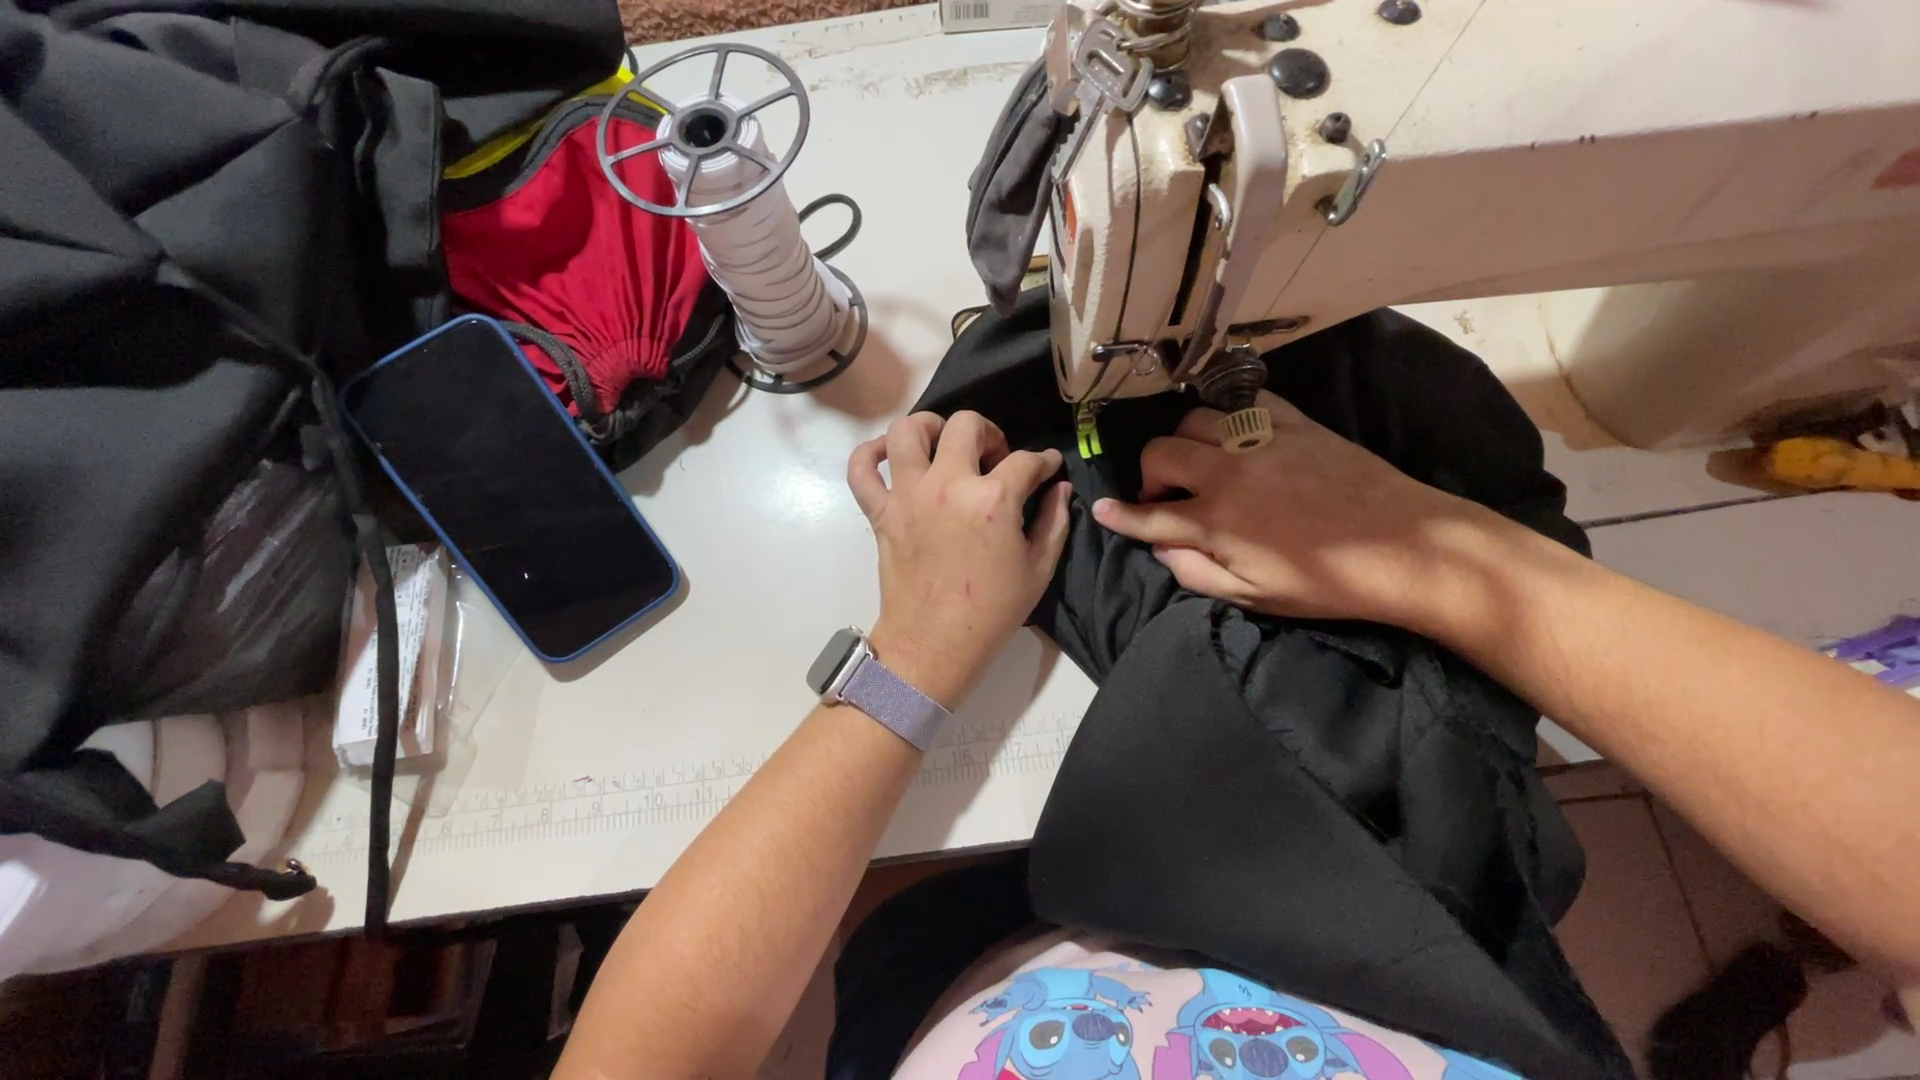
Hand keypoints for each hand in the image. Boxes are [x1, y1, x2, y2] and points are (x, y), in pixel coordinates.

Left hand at [848, 411, 1070, 706]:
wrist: (934, 644)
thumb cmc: (992, 612)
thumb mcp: (1039, 569)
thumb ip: (1054, 521)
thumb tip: (1060, 488)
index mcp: (993, 500)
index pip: (1025, 461)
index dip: (1044, 461)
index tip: (1047, 468)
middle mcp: (948, 485)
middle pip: (966, 425)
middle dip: (989, 432)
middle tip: (995, 458)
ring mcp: (908, 495)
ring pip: (908, 430)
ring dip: (931, 428)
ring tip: (945, 446)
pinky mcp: (880, 512)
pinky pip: (861, 469)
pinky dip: (870, 453)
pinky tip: (892, 455)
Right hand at [1090, 390, 1496, 626]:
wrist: (1405, 546)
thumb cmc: (1326, 583)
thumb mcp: (1253, 596)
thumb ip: (1196, 572)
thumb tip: (1163, 549)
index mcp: (1216, 521)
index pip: (1149, 514)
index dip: (1120, 514)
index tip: (1102, 510)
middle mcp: (1228, 472)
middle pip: (1160, 453)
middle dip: (1150, 474)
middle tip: (1167, 495)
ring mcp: (1261, 440)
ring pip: (1194, 420)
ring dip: (1184, 443)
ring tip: (1201, 463)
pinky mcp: (1294, 422)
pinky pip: (1243, 402)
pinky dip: (1227, 417)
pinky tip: (1235, 437)